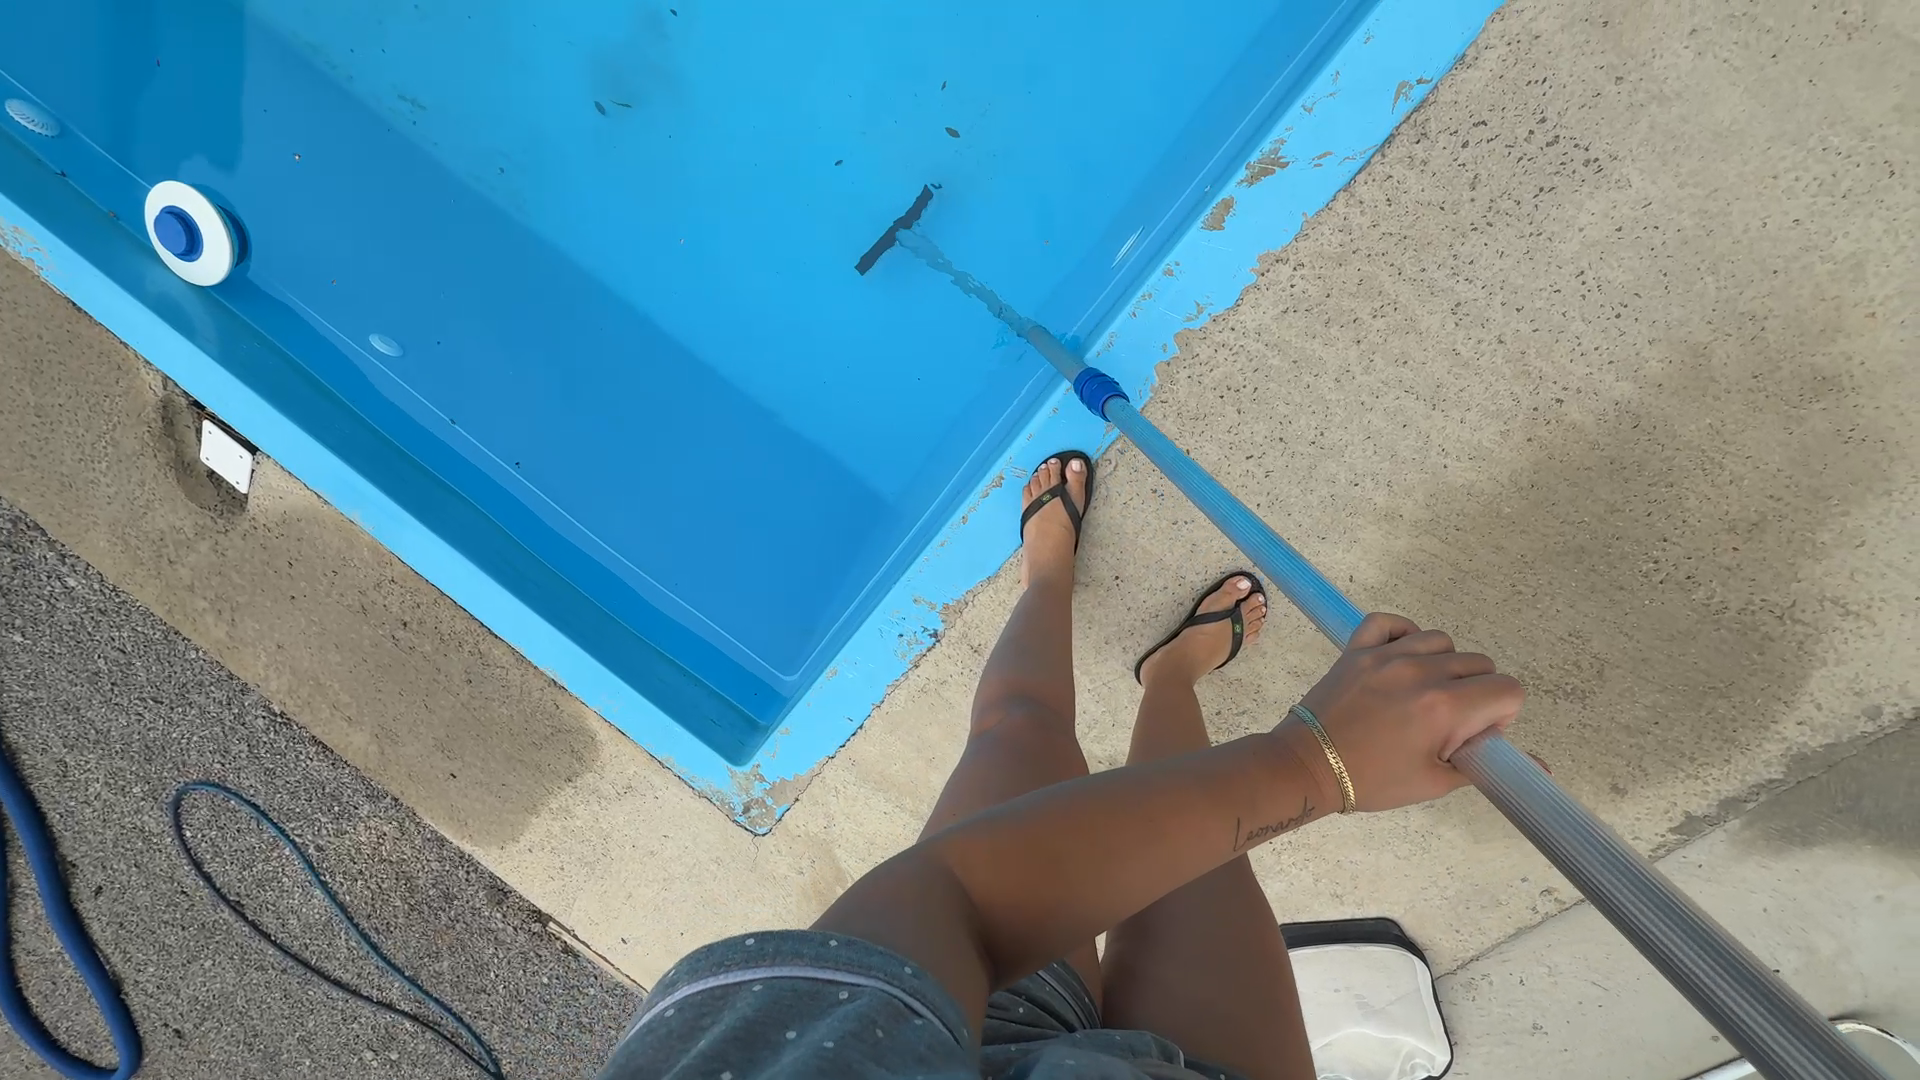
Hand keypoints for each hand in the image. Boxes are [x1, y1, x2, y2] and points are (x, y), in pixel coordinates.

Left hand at [1281, 613, 1523, 811]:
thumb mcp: (1437, 780)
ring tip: (1424, 693)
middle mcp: (1418, 672)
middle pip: (1478, 663)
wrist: (1309, 764)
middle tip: (1448, 721)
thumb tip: (1540, 766)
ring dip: (1443, 663)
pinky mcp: (1355, 650)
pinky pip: (1386, 622)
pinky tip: (1402, 658)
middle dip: (1476, 692)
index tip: (1474, 734)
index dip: (1501, 714)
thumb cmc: (1373, 779)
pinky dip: (1401, 633)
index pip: (1507, 689)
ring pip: (1439, 640)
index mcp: (1444, 706)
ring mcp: (1383, 656)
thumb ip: (1486, 763)